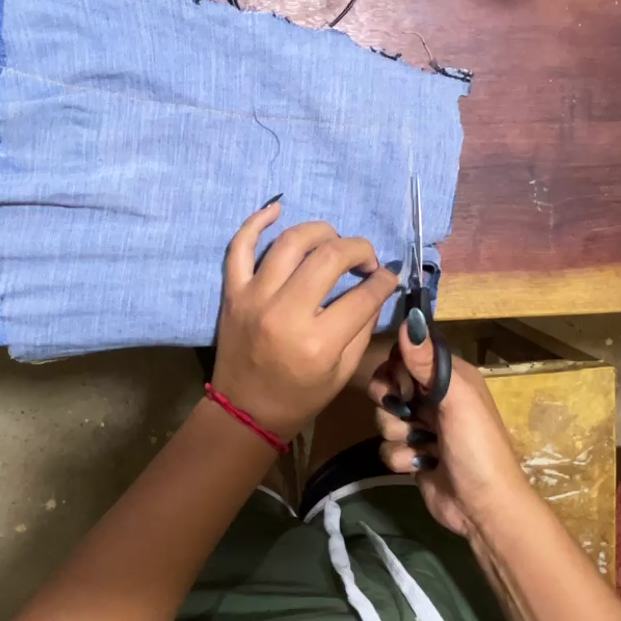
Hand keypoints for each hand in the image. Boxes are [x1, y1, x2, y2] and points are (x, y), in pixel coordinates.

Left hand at [211, 201, 401, 435]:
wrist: (244, 412)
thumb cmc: (300, 396)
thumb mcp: (344, 371)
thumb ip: (363, 324)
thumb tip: (379, 284)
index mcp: (318, 343)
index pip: (363, 294)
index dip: (383, 280)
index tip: (387, 276)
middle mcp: (285, 314)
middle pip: (329, 257)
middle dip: (358, 249)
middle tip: (365, 260)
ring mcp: (254, 298)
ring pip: (290, 242)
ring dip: (321, 232)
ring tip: (334, 243)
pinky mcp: (232, 292)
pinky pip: (240, 246)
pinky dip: (257, 221)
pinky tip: (278, 208)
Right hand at [368, 329, 534, 535]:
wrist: (483, 507)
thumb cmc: (476, 446)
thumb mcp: (455, 399)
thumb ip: (427, 362)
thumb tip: (410, 317)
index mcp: (450, 377)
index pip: (406, 356)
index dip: (396, 369)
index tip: (402, 384)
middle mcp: (434, 398)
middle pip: (388, 386)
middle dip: (391, 403)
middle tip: (407, 414)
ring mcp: (422, 428)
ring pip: (383, 418)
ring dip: (398, 434)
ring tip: (423, 446)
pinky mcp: (412, 455)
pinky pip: (386, 447)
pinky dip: (401, 458)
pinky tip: (422, 465)